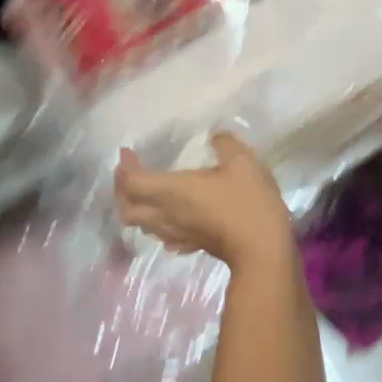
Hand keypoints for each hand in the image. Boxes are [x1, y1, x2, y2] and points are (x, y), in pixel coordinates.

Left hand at [115, 135, 295, 272]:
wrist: (260, 246)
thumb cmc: (248, 200)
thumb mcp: (243, 161)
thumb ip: (225, 144)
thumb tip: (215, 134)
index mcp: (174, 191)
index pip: (134, 183)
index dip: (125, 168)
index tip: (127, 152)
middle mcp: (167, 214)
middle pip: (127, 209)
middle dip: (121, 190)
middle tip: (129, 174)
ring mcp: (177, 233)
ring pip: (142, 225)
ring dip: (136, 207)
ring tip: (146, 193)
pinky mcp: (189, 245)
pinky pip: (161, 234)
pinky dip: (156, 222)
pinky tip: (170, 215)